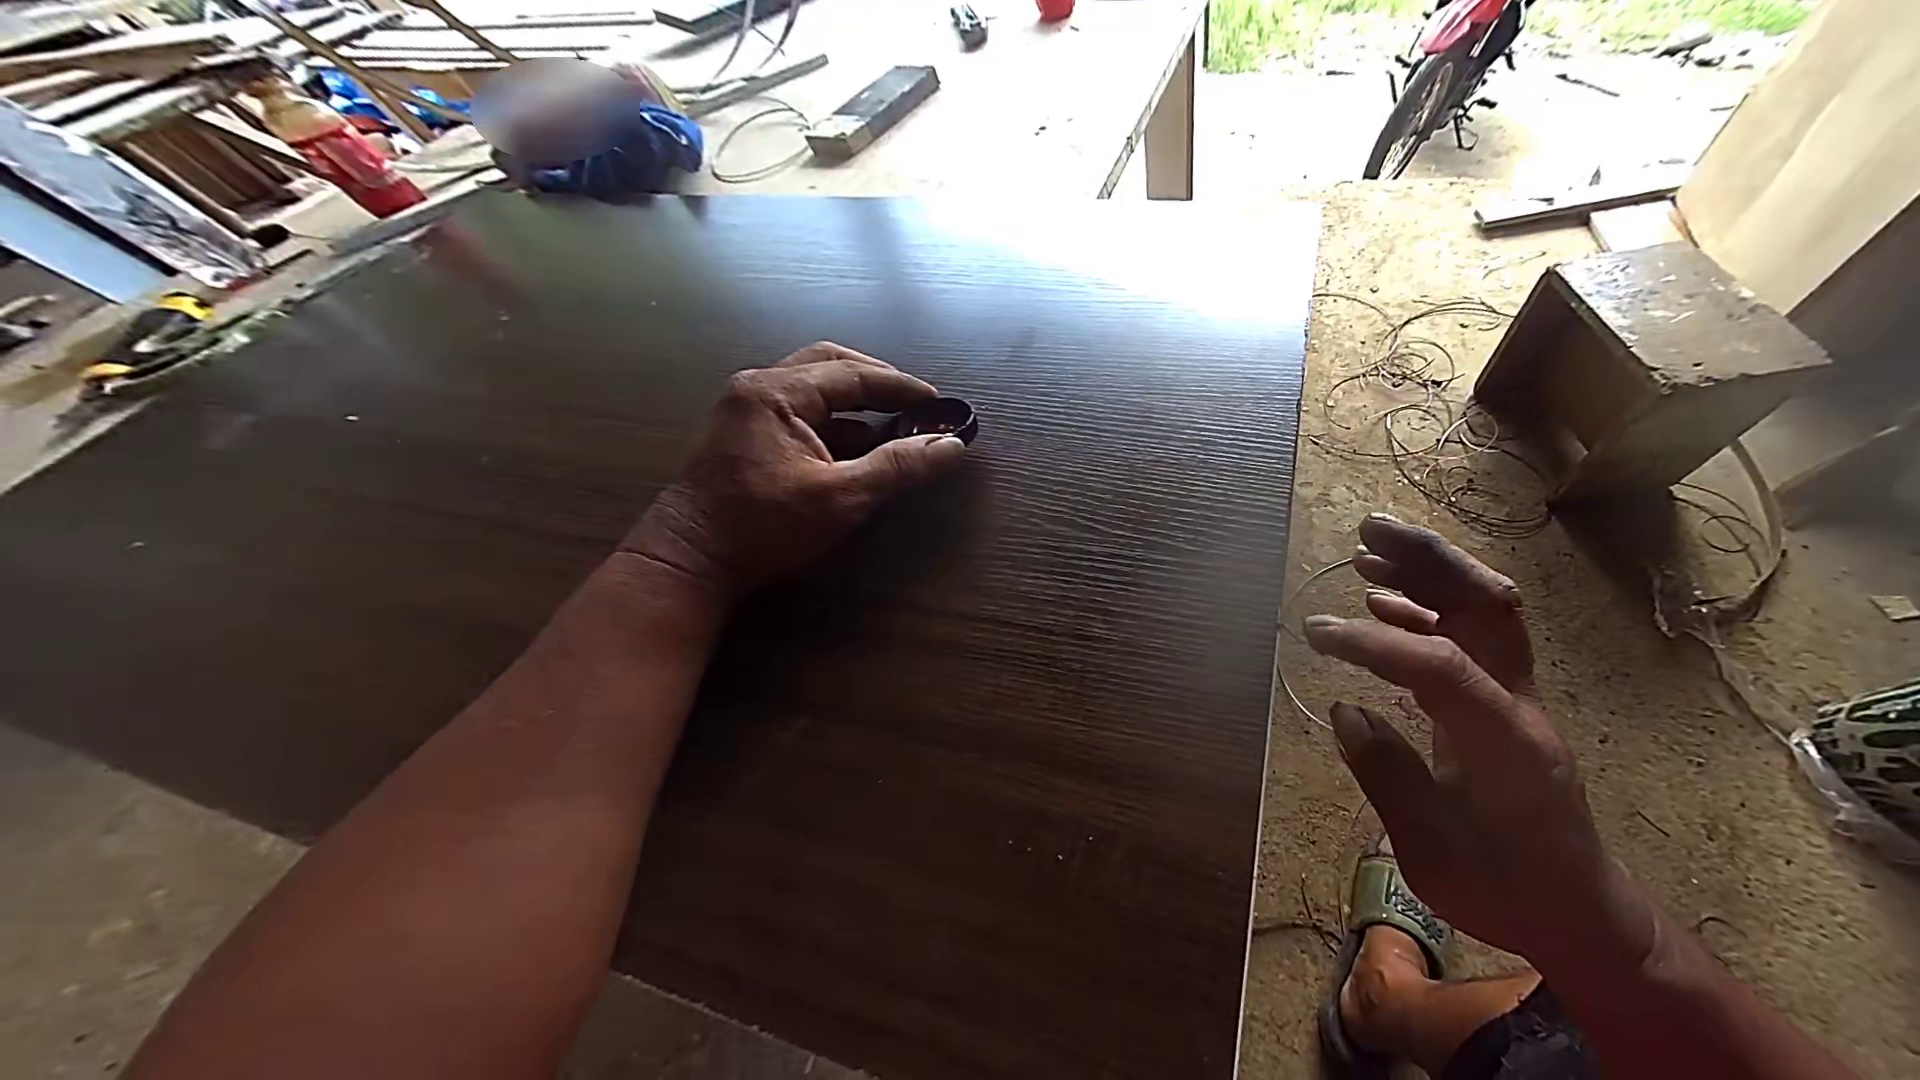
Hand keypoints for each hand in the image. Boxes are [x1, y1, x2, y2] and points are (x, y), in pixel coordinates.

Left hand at [623, 342, 968, 597]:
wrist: (689, 562)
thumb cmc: (762, 527)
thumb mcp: (839, 498)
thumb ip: (896, 468)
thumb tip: (950, 446)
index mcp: (777, 392)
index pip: (852, 375)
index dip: (900, 386)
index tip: (937, 401)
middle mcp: (758, 389)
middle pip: (828, 366)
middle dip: (875, 381)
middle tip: (913, 402)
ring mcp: (747, 410)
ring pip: (812, 388)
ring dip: (854, 401)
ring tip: (892, 421)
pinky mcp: (745, 435)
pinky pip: (799, 412)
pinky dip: (833, 421)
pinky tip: (855, 445)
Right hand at [1304, 515, 1652, 967]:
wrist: (1582, 914)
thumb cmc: (1508, 893)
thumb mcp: (1435, 855)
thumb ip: (1390, 779)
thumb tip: (1345, 711)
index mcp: (1508, 745)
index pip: (1441, 668)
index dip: (1375, 643)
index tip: (1315, 634)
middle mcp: (1520, 705)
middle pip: (1488, 607)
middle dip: (1428, 561)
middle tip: (1367, 532)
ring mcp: (1517, 698)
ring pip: (1483, 610)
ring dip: (1428, 571)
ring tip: (1367, 550)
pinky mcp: (1502, 701)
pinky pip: (1470, 635)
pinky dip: (1426, 607)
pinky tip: (1382, 601)